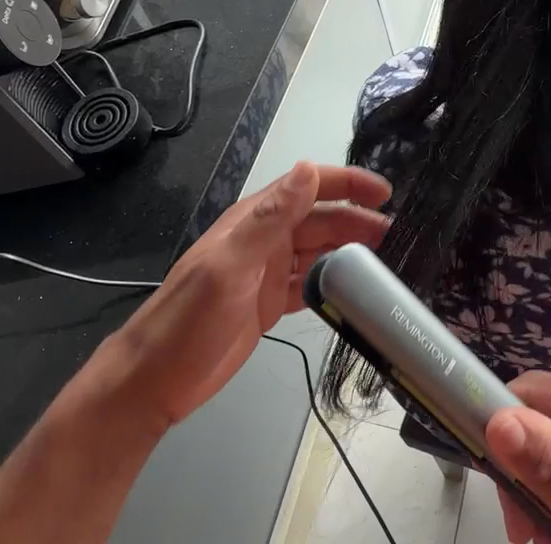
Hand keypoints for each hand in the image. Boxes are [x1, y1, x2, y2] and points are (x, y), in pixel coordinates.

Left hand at [120, 162, 390, 432]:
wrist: (153, 381)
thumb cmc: (189, 320)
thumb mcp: (231, 265)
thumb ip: (270, 217)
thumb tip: (307, 168)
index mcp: (254, 220)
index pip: (308, 186)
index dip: (347, 183)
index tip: (385, 193)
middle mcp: (264, 240)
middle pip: (320, 219)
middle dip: (358, 220)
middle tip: (397, 235)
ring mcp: (267, 272)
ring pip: (319, 250)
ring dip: (350, 251)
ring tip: (387, 260)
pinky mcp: (269, 304)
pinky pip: (310, 284)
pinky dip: (335, 283)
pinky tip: (357, 292)